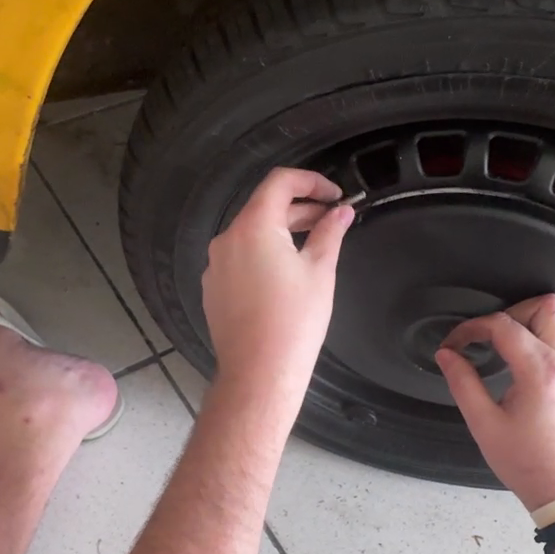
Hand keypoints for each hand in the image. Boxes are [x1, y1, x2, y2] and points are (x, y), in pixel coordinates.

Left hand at [202, 168, 354, 395]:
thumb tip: (341, 212)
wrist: (258, 372)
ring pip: (250, 233)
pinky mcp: (212, 287)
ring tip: (312, 245)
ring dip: (281, 231)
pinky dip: (262, 253)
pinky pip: (239, 257)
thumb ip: (330, 233)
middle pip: (264, 207)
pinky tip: (285, 273)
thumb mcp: (320, 271)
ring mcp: (215, 264)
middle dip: (300, 208)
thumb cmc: (294, 322)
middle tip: (331, 219)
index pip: (279, 182)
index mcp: (253, 227)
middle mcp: (227, 239)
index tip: (334, 195)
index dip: (310, 181)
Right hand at [434, 295, 554, 509]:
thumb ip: (462, 382)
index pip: (502, 325)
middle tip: (487, 336)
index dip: (471, 329)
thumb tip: (447, 355)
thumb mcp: (484, 424)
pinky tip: (533, 350)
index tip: (454, 344)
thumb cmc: (527, 462)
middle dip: (510, 312)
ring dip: (537, 318)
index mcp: (539, 371)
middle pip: (545, 306)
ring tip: (511, 339)